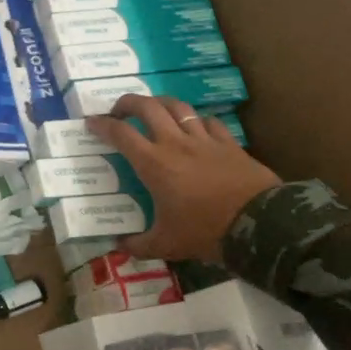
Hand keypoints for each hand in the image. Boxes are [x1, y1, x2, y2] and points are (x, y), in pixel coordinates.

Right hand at [86, 95, 282, 262]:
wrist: (259, 225)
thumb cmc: (205, 231)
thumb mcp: (166, 244)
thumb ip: (139, 244)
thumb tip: (119, 246)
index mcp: (153, 163)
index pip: (120, 133)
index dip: (102, 124)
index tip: (91, 122)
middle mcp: (175, 143)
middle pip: (147, 107)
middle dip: (128, 103)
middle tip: (119, 111)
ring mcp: (204, 140)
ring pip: (179, 107)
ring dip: (161, 104)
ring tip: (154, 111)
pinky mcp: (229, 144)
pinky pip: (209, 122)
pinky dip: (197, 121)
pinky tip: (195, 128)